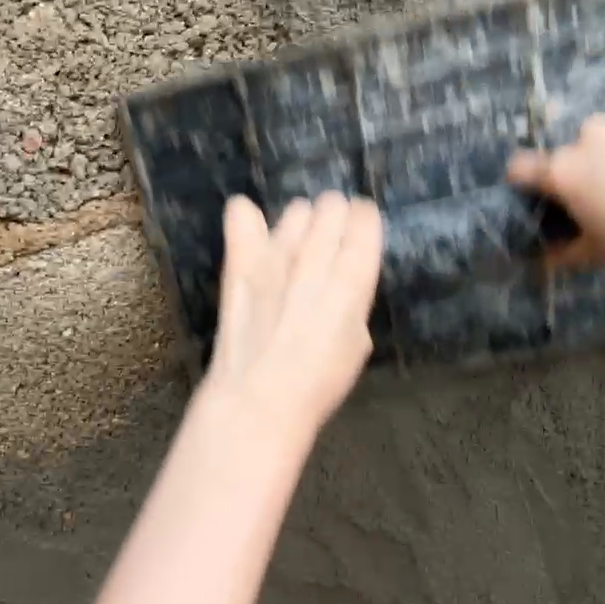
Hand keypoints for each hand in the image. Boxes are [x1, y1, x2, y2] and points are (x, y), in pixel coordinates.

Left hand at [199, 192, 383, 437]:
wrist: (259, 397)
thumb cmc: (318, 381)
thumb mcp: (357, 341)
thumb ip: (352, 299)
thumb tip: (342, 279)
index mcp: (353, 279)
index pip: (364, 219)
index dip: (363, 221)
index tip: (358, 232)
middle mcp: (316, 256)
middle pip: (331, 206)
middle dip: (334, 217)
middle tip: (327, 241)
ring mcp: (275, 255)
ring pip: (296, 210)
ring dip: (300, 222)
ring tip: (294, 245)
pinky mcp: (240, 260)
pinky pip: (241, 214)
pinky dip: (247, 216)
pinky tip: (251, 228)